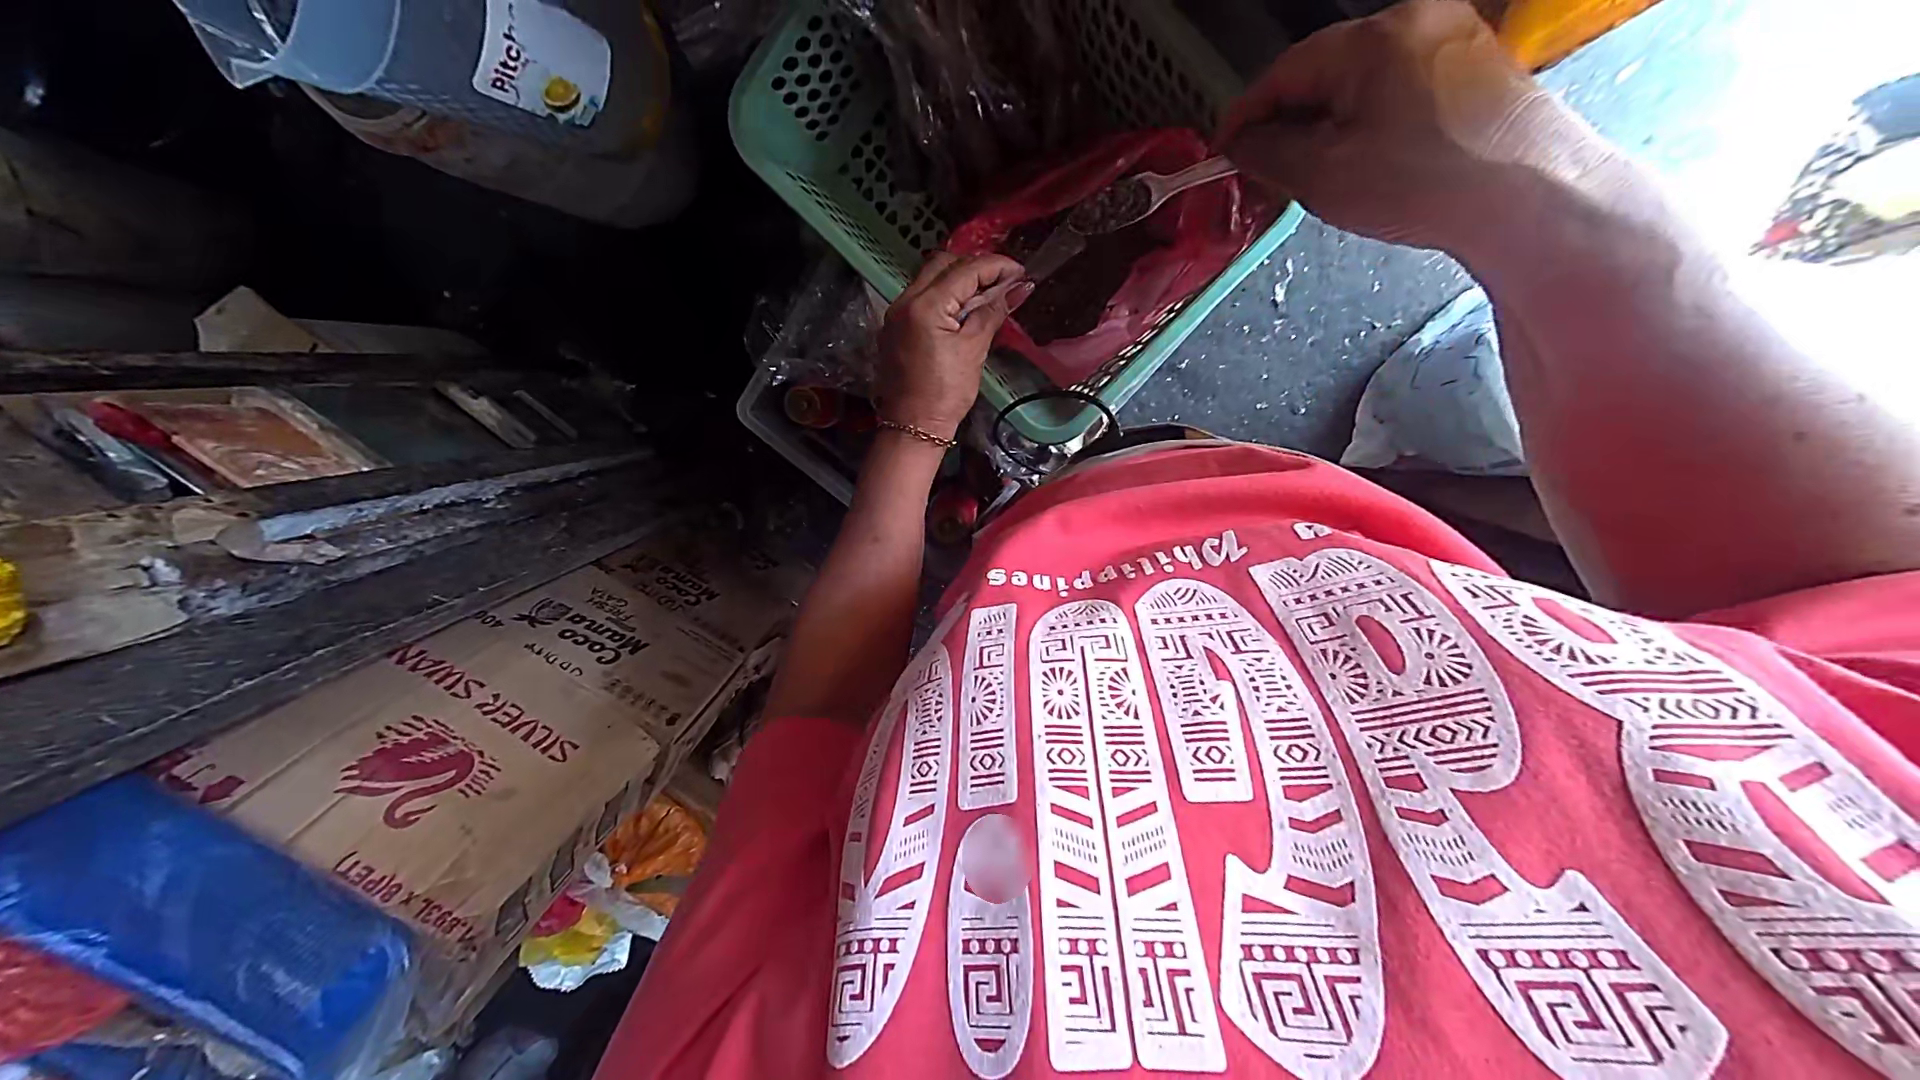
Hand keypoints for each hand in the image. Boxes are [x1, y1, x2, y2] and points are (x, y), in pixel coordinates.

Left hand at [874, 252, 1026, 440]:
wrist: (913, 427)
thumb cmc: (946, 393)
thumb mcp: (974, 349)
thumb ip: (993, 312)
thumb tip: (1019, 287)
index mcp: (924, 305)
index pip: (965, 270)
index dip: (996, 266)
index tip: (1019, 272)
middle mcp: (904, 301)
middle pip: (943, 264)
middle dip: (976, 267)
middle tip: (1003, 280)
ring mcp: (896, 314)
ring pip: (930, 279)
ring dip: (959, 280)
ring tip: (988, 294)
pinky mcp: (895, 328)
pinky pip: (921, 298)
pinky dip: (944, 296)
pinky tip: (964, 310)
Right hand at [1217, 0, 1612, 251]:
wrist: (1526, 195)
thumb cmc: (1425, 181)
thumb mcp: (1322, 175)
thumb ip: (1269, 153)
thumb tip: (1243, 144)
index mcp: (1374, 39)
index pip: (1283, 72)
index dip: (1244, 115)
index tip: (1223, 149)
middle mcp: (1415, 21)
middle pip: (1322, 73)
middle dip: (1286, 122)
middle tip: (1263, 170)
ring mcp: (1449, 39)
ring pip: (1357, 83)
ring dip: (1323, 126)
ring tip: (1309, 174)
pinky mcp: (1470, 67)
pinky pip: (1393, 90)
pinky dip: (1362, 123)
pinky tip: (1356, 161)